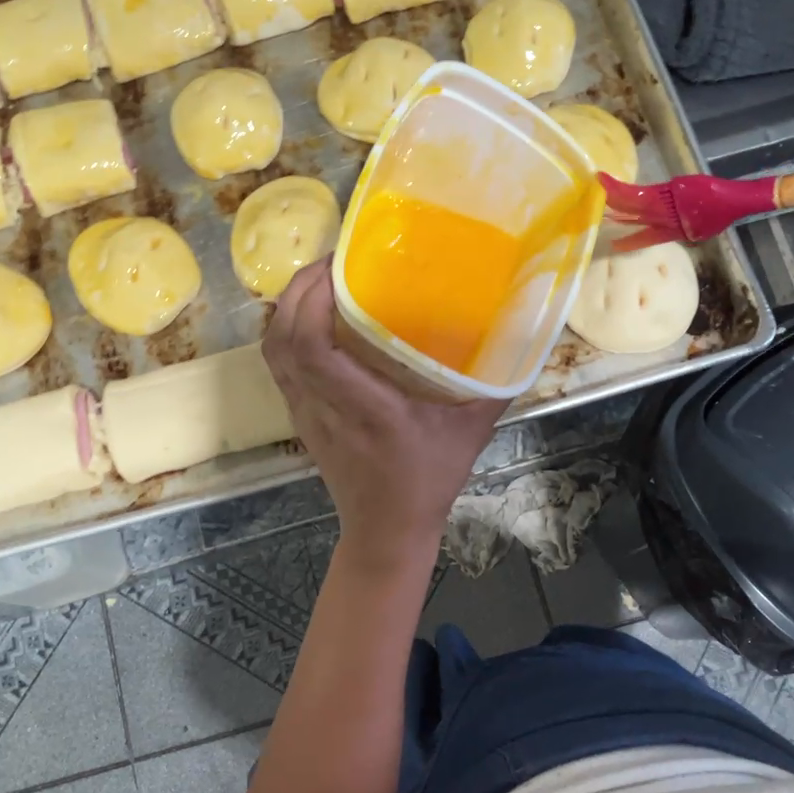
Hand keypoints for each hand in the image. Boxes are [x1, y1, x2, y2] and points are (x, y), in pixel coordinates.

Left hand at [263, 258, 508, 564]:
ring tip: (320, 282)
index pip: (312, 348)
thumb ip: (494, 383)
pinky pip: (279, 365)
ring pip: (272, 351)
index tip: (338, 266)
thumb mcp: (470, 433)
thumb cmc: (428, 482)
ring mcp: (305, 414)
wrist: (386, 531)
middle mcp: (325, 407)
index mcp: (366, 409)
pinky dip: (287, 331)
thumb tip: (521, 330)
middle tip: (332, 261)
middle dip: (297, 290)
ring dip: (287, 308)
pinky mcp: (300, 418)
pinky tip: (314, 317)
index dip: (311, 300)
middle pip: (282, 339)